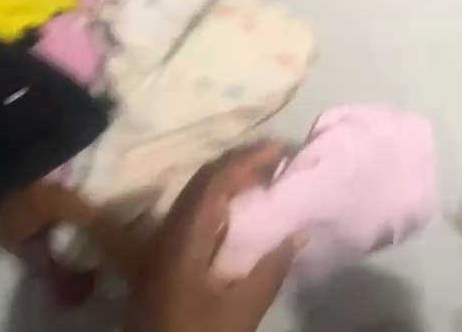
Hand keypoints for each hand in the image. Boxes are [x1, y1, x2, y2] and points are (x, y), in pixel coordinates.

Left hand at [126, 142, 299, 331]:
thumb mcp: (241, 312)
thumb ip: (271, 269)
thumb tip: (300, 230)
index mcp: (183, 237)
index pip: (215, 179)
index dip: (248, 158)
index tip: (281, 149)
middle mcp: (167, 231)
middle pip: (203, 180)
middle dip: (241, 163)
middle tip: (277, 159)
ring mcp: (161, 244)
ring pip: (196, 194)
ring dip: (229, 180)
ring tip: (264, 179)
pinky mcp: (162, 259)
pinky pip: (192, 213)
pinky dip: (219, 201)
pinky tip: (240, 211)